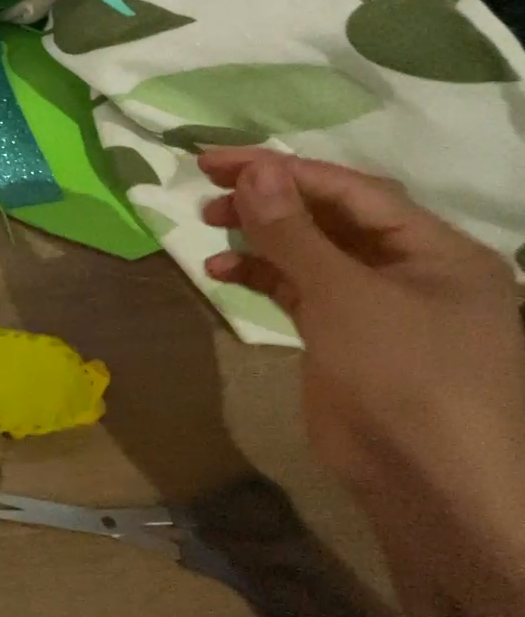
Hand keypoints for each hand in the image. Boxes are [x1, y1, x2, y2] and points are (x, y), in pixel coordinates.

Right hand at [197, 149, 524, 522]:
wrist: (430, 481)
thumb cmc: (406, 374)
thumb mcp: (345, 294)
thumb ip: (292, 231)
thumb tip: (252, 170)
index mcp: (438, 252)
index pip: (351, 190)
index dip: (282, 169)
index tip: (213, 161)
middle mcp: (412, 270)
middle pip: (329, 215)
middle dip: (267, 199)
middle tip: (204, 188)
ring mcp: (378, 305)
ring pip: (308, 249)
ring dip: (257, 234)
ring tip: (206, 226)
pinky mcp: (345, 334)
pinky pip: (297, 286)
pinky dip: (258, 273)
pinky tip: (221, 272)